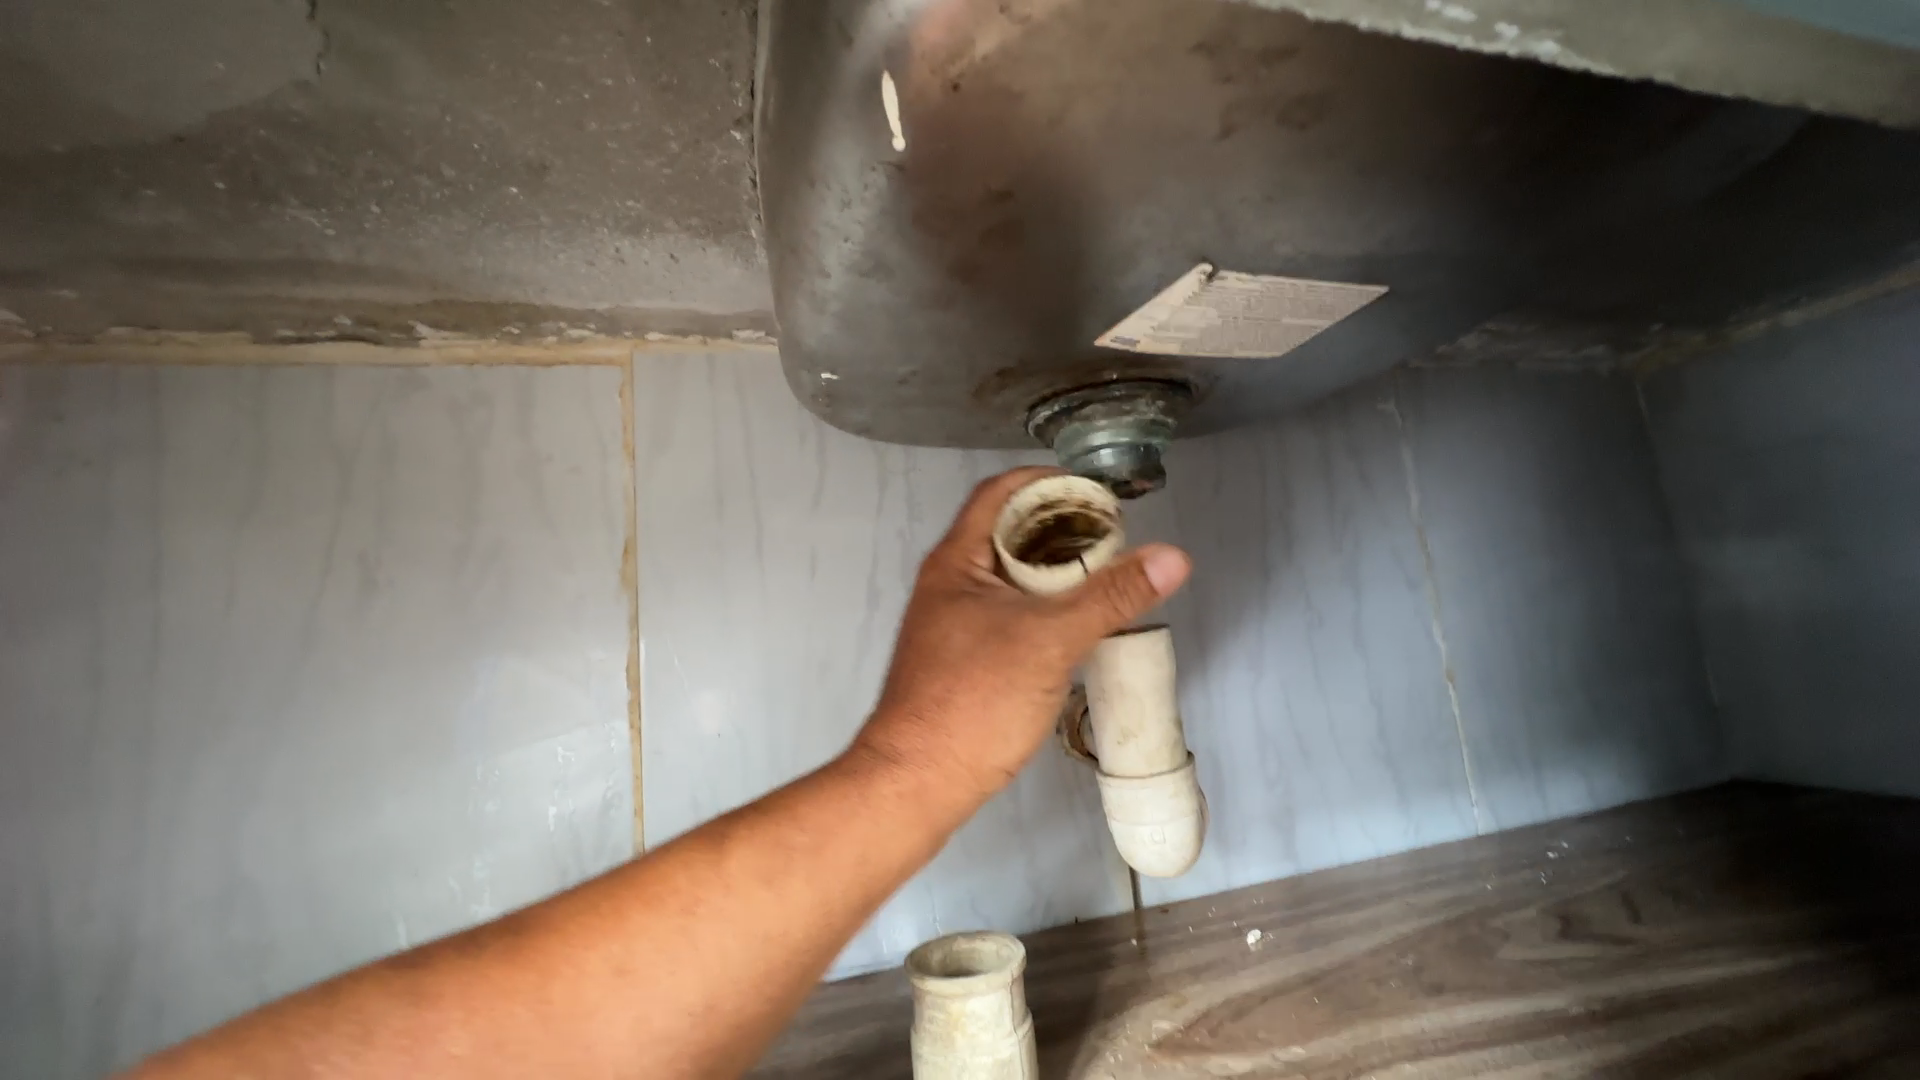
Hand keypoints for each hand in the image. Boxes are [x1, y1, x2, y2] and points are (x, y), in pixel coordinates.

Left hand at [851, 467, 1191, 811]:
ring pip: (1011, 577)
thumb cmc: (975, 699)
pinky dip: (1045, 606)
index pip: (1000, 493)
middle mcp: (950, 582)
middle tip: (1113, 536)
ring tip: (1106, 574)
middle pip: (1008, 532)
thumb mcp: (1050, 640)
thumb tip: (1173, 556)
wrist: (918, 780)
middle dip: (1061, 527)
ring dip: (1055, 570)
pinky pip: (1011, 612)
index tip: (1098, 494)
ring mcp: (954, 621)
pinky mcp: (965, 656)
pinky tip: (1078, 624)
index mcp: (957, 560)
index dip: (1049, 482)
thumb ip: (1110, 596)